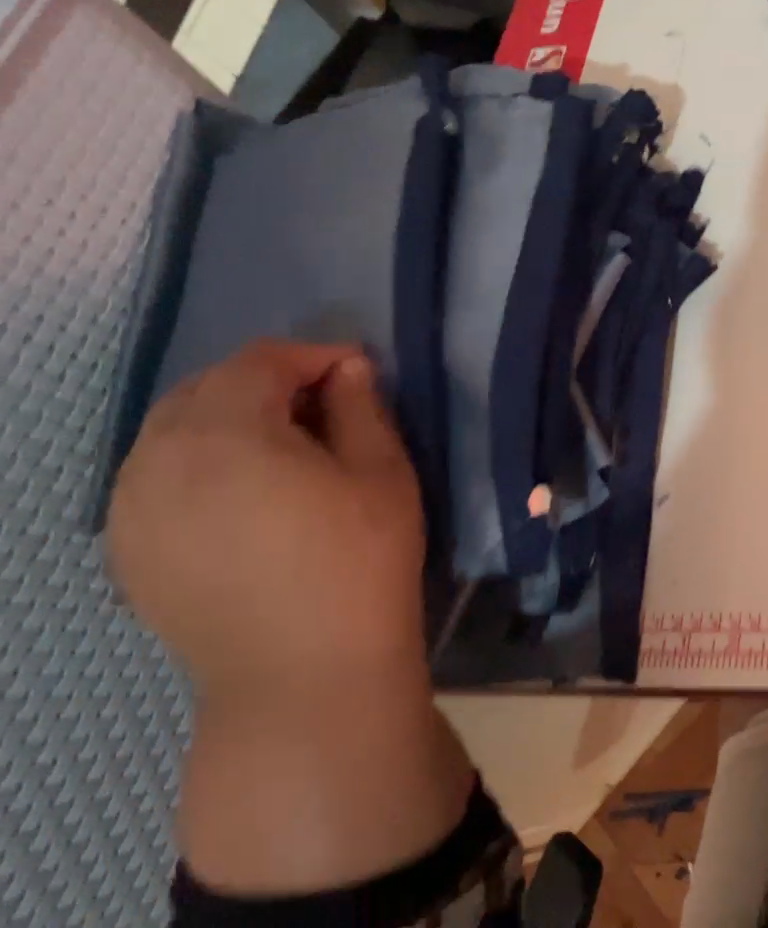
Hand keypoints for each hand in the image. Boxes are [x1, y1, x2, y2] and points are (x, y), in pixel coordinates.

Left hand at [107, 340, 426, 700]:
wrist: (302, 668)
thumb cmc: (360, 563)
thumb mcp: (383, 476)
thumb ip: (361, 411)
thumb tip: (347, 371)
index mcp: (225, 432)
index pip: (259, 363)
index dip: (312, 357)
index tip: (357, 372)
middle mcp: (156, 456)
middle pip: (205, 389)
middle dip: (267, 384)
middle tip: (326, 406)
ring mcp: (128, 504)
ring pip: (171, 432)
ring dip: (227, 421)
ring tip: (285, 450)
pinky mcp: (124, 544)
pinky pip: (155, 476)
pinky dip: (198, 463)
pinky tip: (244, 494)